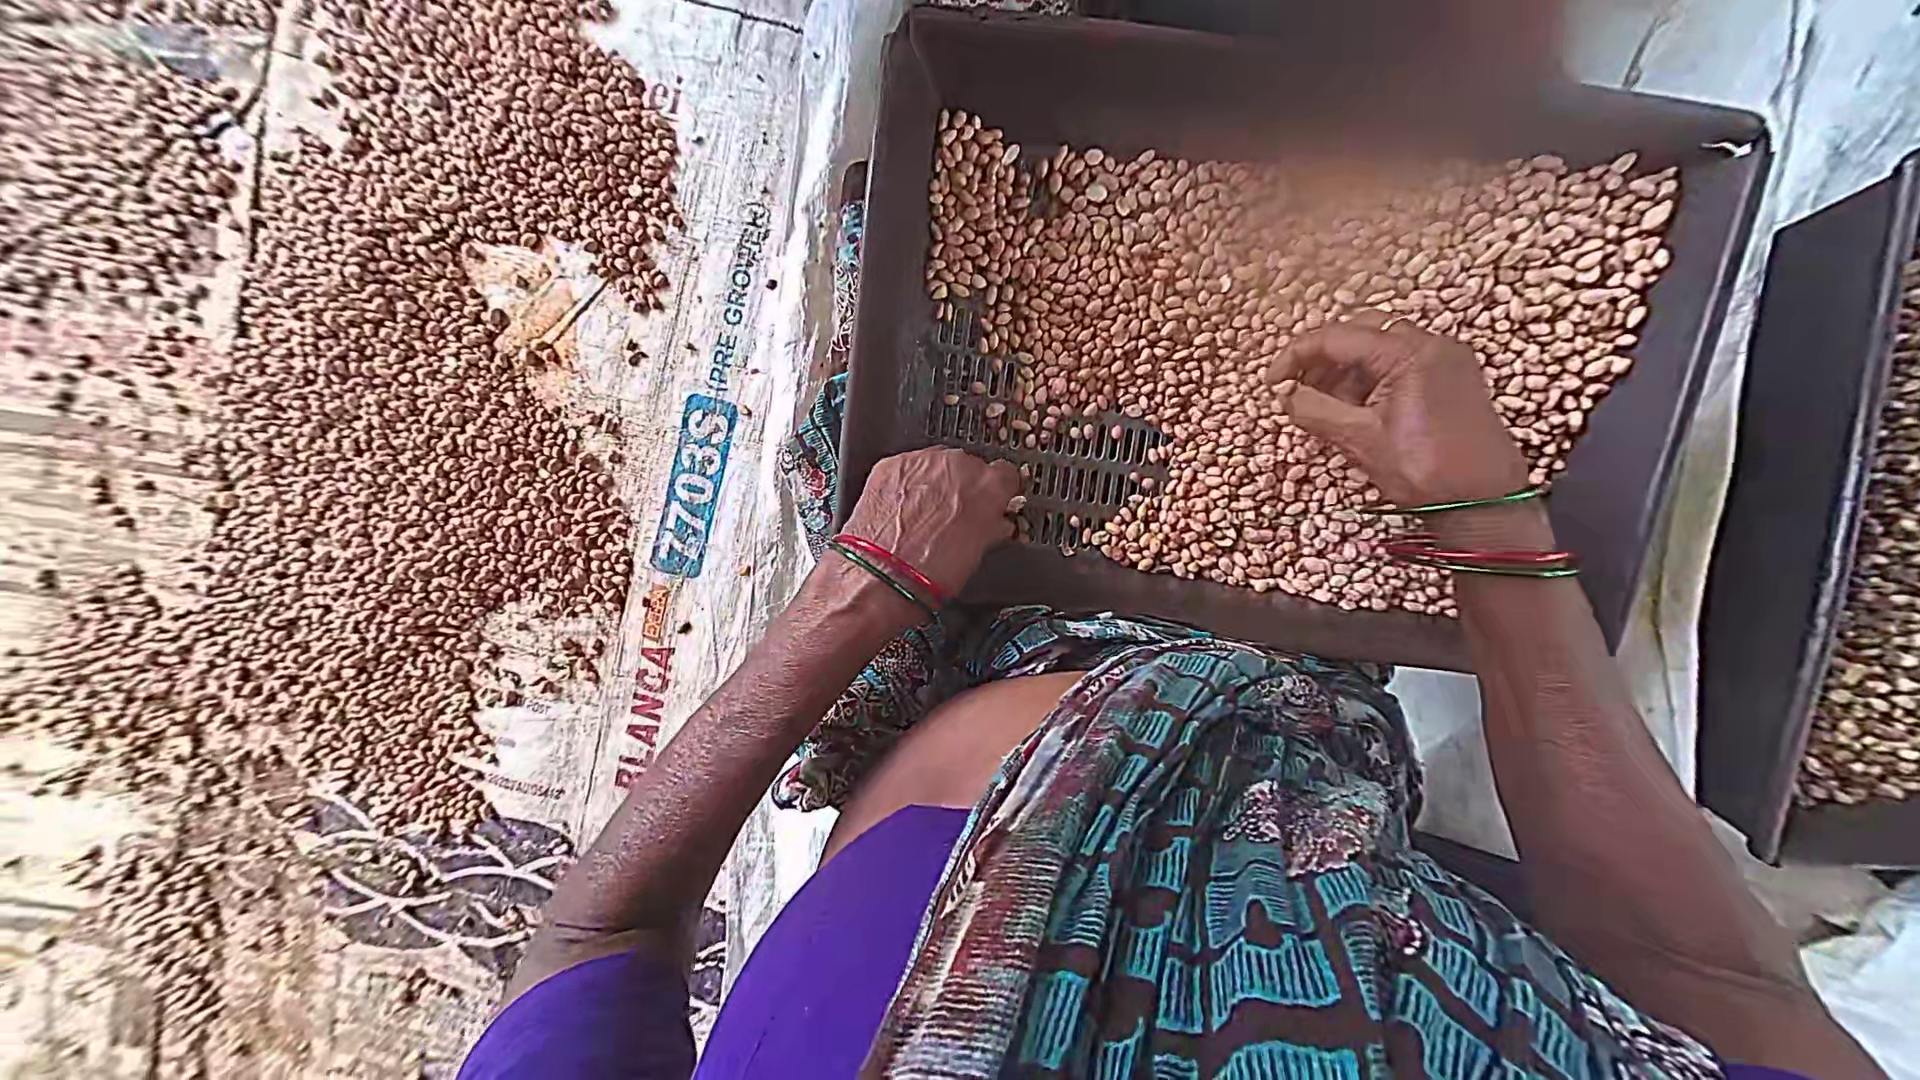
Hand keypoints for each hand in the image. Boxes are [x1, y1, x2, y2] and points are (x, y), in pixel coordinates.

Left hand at [842, 447, 1019, 598]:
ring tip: (922, 516)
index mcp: (989, 485)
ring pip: (936, 465)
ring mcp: (923, 461)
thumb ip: (991, 527)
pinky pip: (907, 469)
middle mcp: (958, 465)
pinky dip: (905, 484)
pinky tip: (901, 510)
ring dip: (933, 484)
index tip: (991, 502)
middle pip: (969, 467)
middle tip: (952, 516)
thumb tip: (993, 524)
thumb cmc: (932, 572)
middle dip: (962, 488)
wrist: (883, 575)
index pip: (1006, 475)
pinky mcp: (891, 464)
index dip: (998, 491)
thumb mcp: (978, 553)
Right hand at [1266, 312, 1528, 506]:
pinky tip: (1349, 411)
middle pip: (1359, 332)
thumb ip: (1314, 410)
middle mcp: (1432, 346)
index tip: (1271, 383)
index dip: (1295, 356)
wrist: (1485, 502)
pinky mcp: (1447, 381)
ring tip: (1319, 406)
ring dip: (1341, 372)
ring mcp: (1444, 362)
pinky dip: (1365, 382)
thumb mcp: (1358, 439)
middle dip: (1319, 359)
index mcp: (1410, 354)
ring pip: (1376, 348)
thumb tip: (1284, 395)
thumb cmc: (1426, 470)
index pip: (1337, 336)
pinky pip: (1396, 366)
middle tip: (1294, 389)